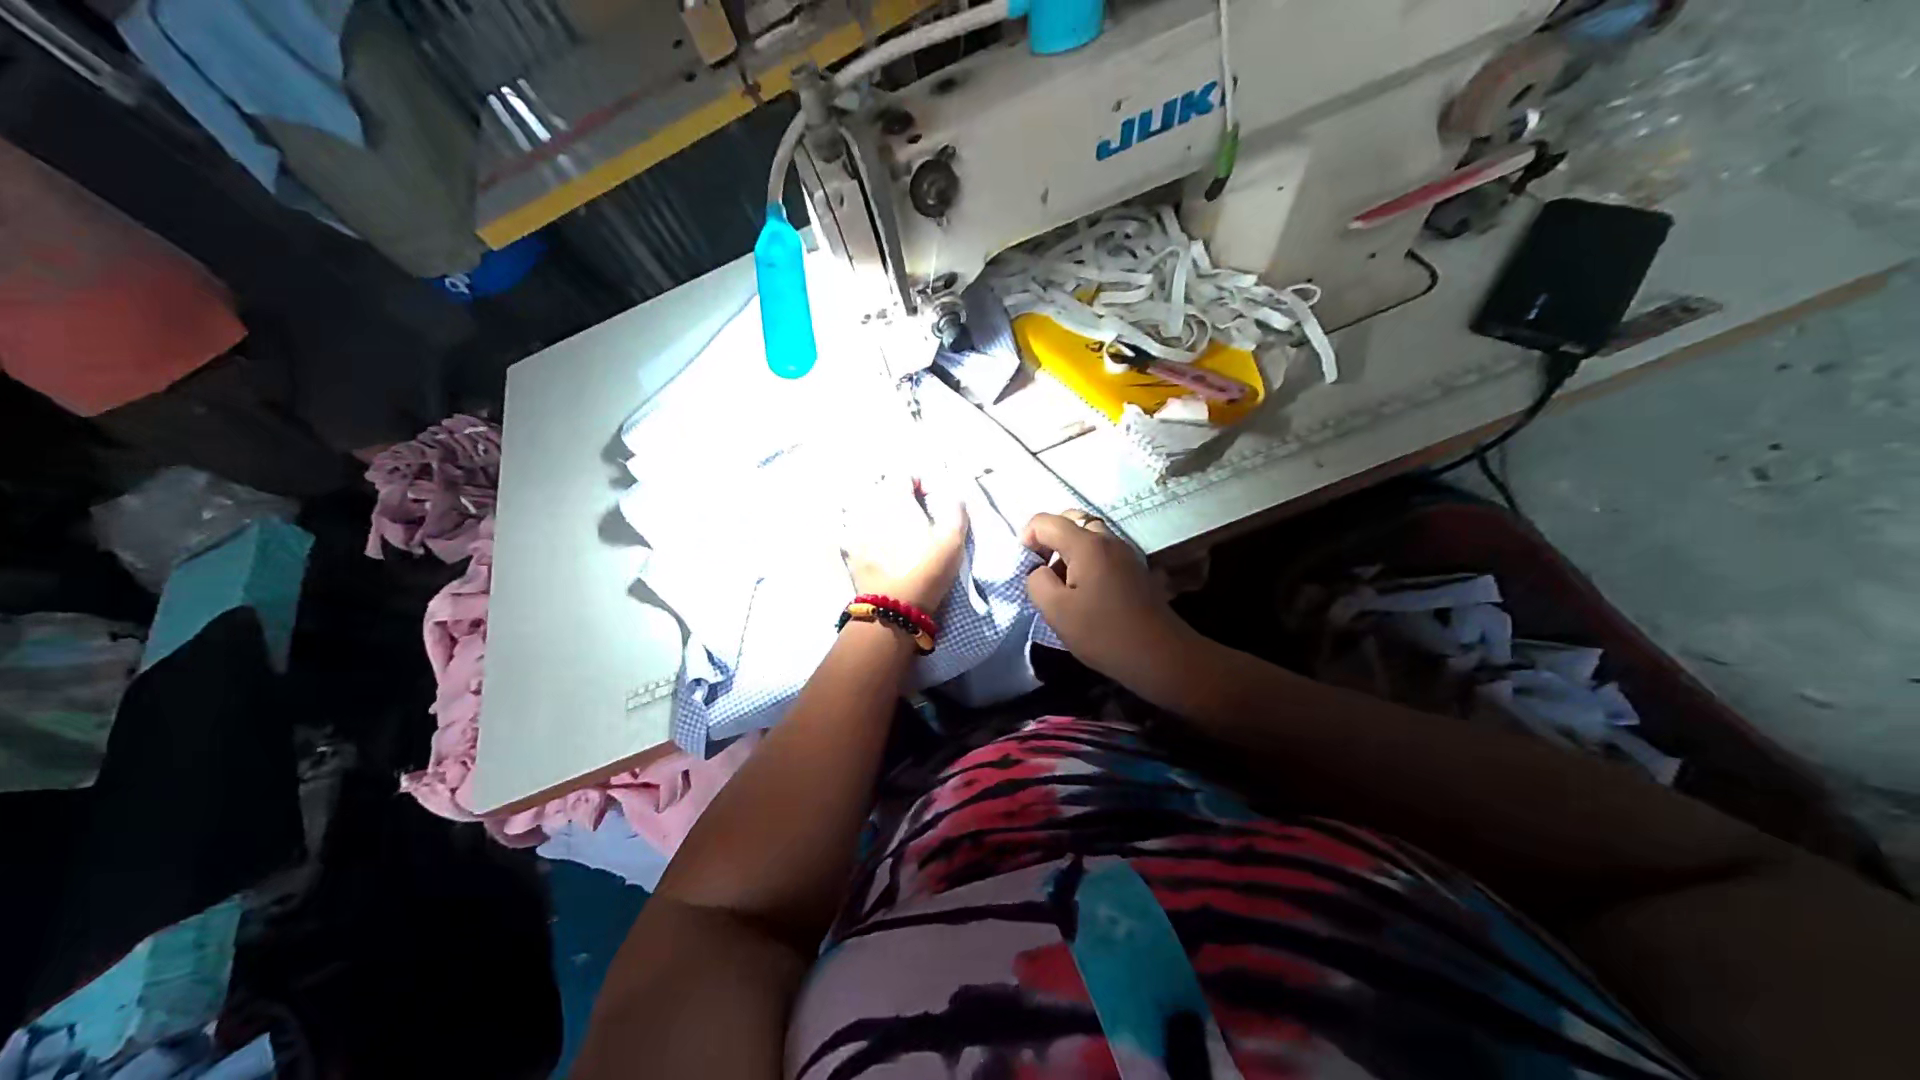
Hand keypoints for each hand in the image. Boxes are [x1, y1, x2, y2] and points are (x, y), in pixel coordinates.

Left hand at [839, 475, 967, 613]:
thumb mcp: (953, 541)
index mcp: (896, 500)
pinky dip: (854, 525)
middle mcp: (870, 507)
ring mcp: (854, 527)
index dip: (918, 483)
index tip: (928, 500)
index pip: (903, 474)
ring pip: (857, 502)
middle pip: (878, 485)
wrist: (894, 608)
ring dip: (871, 505)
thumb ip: (955, 511)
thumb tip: (952, 495)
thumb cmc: (927, 571)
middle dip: (893, 493)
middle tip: (908, 511)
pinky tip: (866, 537)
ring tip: (883, 522)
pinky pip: (846, 526)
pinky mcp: (846, 548)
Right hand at [1022, 512, 1202, 686]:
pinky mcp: (1134, 570)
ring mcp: (1125, 553)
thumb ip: (1037, 582)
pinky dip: (1086, 560)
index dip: (1027, 536)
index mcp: (1087, 545)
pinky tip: (1082, 591)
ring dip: (1068, 550)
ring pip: (1089, 535)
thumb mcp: (1057, 612)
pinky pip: (1103, 551)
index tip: (1024, 565)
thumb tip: (1038, 570)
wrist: (1161, 655)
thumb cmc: (1104, 633)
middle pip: (1072, 520)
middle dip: (1049, 537)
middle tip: (1040, 567)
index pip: (1046, 521)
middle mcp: (1108, 540)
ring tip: (1060, 583)